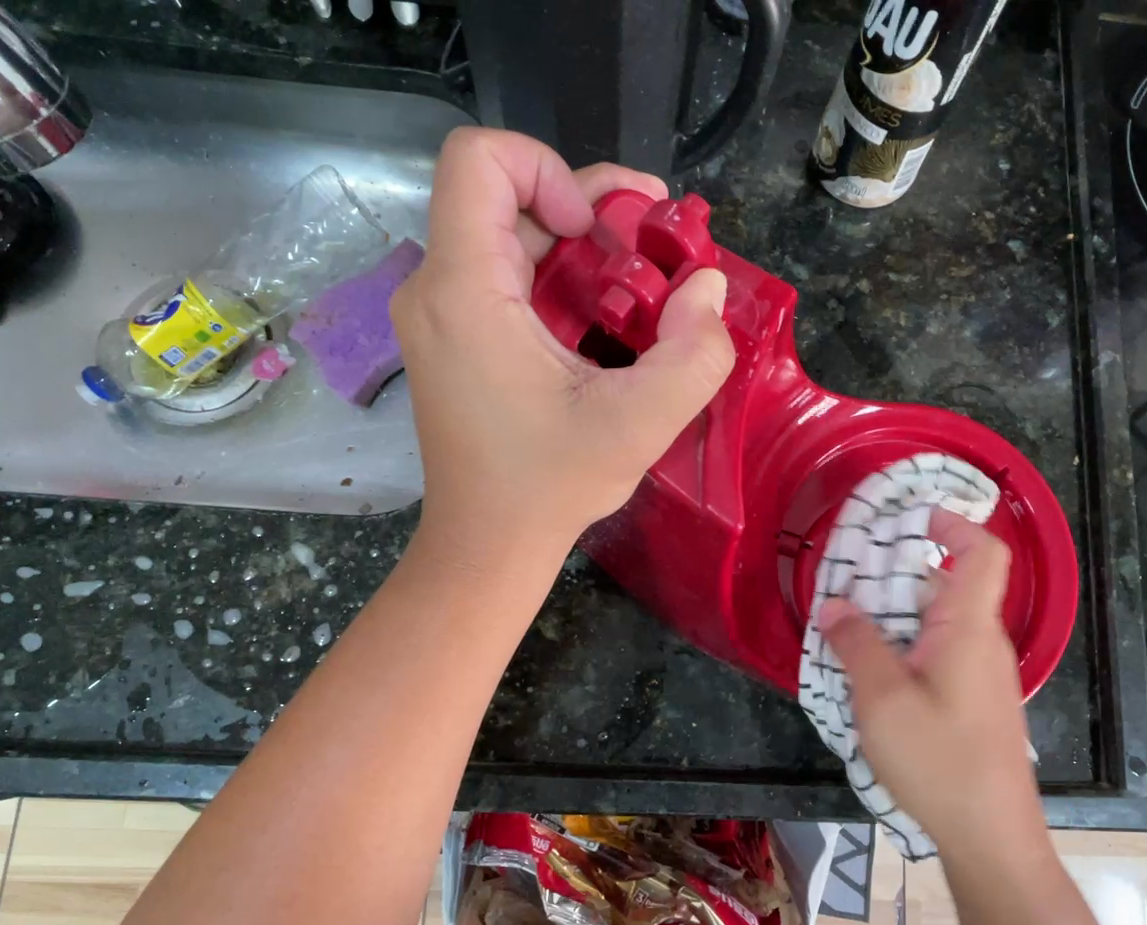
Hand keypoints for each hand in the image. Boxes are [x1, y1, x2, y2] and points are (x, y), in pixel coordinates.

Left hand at [391, 128, 734, 564]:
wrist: (488, 543)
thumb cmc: (548, 487)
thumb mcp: (638, 426)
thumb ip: (694, 353)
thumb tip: (709, 285)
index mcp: (464, 292)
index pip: (480, 159)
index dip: (551, 169)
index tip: (601, 234)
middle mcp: (437, 288)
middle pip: (506, 194)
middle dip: (590, 209)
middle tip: (656, 250)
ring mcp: (441, 312)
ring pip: (510, 232)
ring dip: (582, 247)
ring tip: (644, 286)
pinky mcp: (455, 335)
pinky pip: (506, 272)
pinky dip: (562, 277)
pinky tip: (607, 318)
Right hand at [819, 511, 1044, 847]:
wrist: (990, 836)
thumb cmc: (939, 759)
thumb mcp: (882, 699)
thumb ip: (856, 644)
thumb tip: (834, 604)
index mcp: (967, 628)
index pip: (982, 553)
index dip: (954, 525)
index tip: (912, 519)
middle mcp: (982, 644)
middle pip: (950, 587)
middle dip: (900, 577)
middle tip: (849, 582)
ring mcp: (982, 677)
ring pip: (940, 626)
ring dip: (897, 618)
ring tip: (848, 630)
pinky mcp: (975, 705)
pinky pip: (940, 657)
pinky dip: (907, 650)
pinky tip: (872, 678)